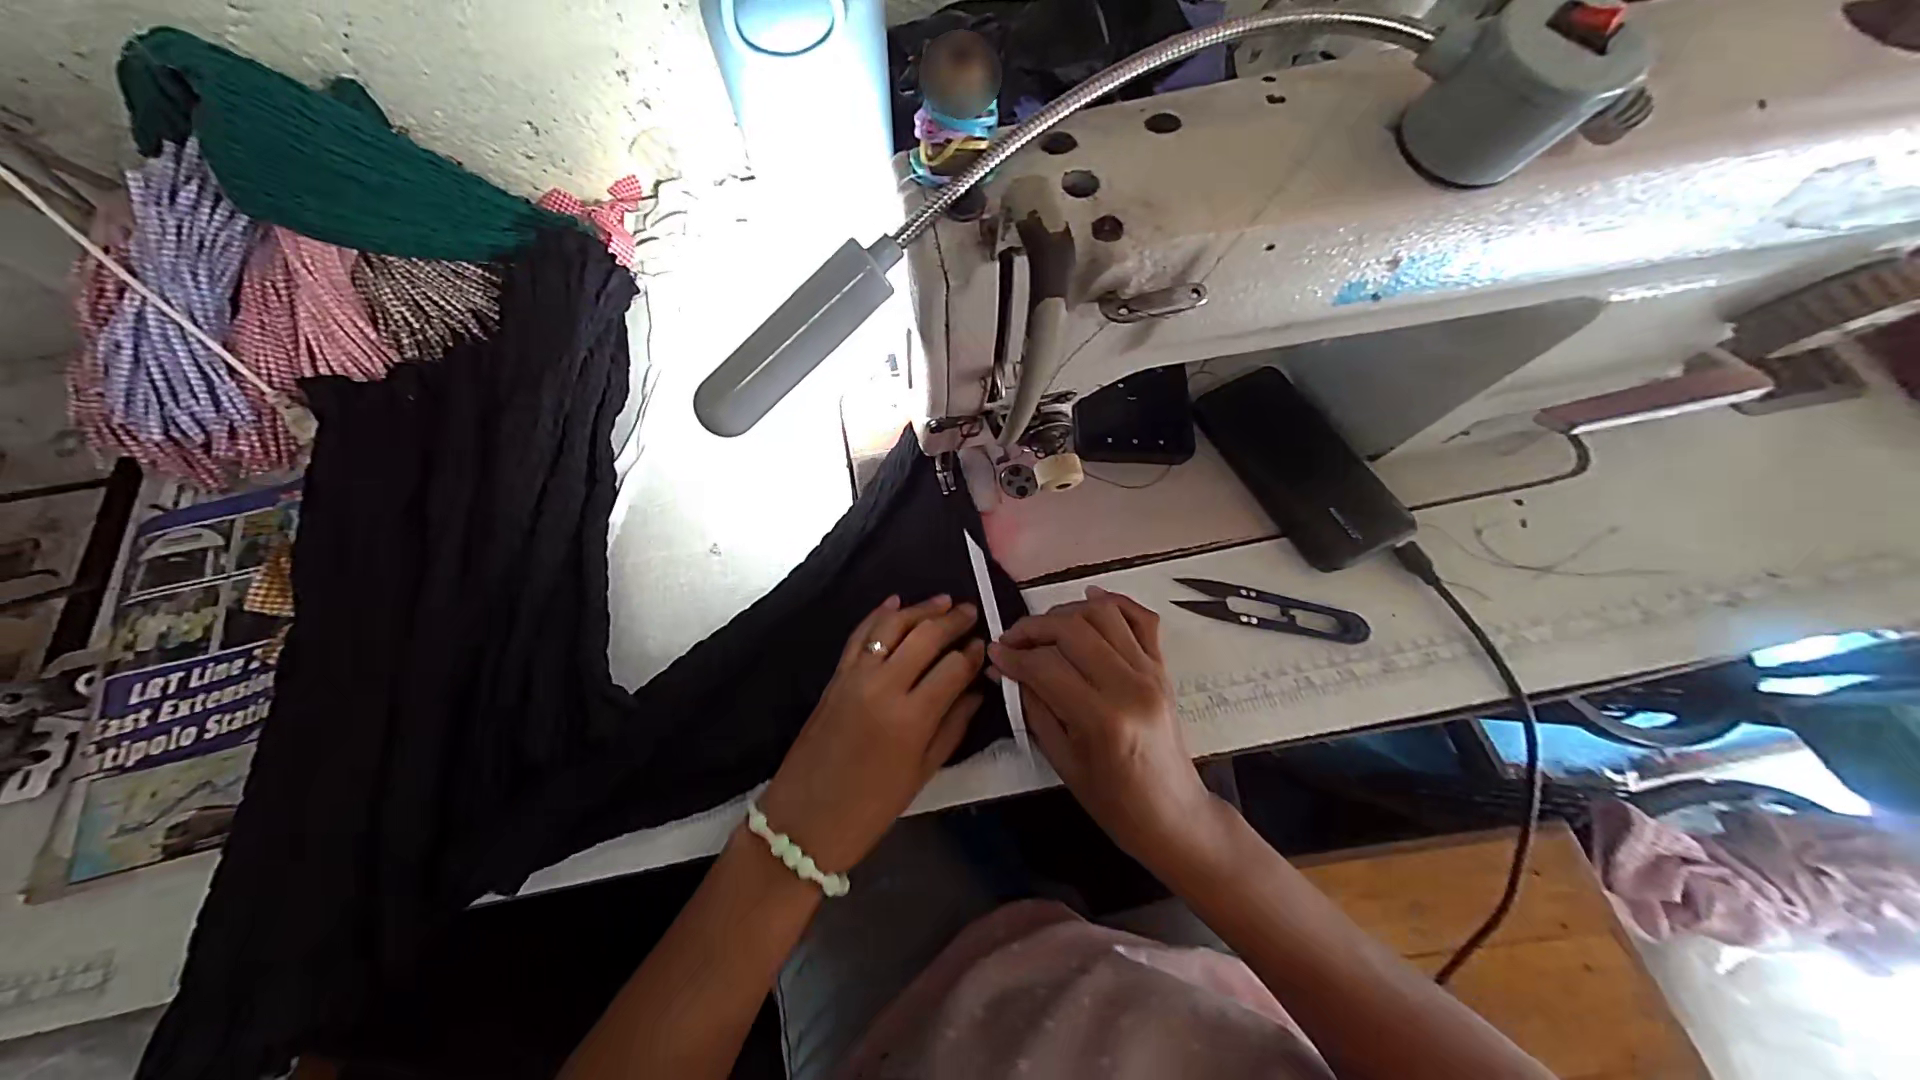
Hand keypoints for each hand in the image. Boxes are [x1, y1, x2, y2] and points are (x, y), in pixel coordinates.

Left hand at [759, 594, 984, 874]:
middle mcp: (883, 687)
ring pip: (892, 627)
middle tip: (970, 611)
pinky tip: (895, 601)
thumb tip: (976, 691)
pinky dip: (878, 614)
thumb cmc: (871, 807)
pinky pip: (860, 635)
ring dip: (920, 609)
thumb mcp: (923, 773)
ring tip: (942, 601)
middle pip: (925, 638)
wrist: (804, 820)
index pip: (953, 669)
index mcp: (911, 718)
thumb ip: (953, 726)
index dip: (972, 653)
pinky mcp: (835, 677)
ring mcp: (855, 677)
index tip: (984, 644)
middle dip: (952, 620)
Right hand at [988, 587, 1217, 868]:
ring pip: (1103, 614)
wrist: (1171, 813)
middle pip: (1072, 629)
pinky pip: (1142, 618)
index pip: (1046, 666)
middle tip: (1012, 640)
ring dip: (1065, 612)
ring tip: (1043, 629)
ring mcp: (1151, 672)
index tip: (994, 654)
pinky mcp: (1163, 667)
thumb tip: (1004, 669)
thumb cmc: (1112, 800)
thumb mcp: (1061, 760)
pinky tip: (1089, 599)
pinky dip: (1115, 600)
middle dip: (1033, 628)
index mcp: (1101, 719)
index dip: (1013, 656)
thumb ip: (1033, 707)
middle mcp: (1129, 686)